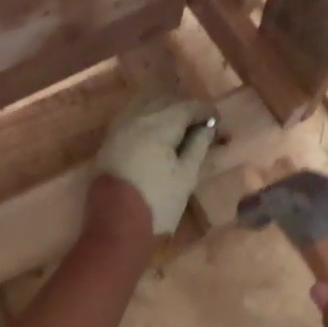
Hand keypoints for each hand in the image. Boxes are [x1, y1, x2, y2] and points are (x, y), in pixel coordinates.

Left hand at [94, 95, 215, 234]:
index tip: (218, 122)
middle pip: (166, 100)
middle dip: (186, 108)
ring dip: (165, 109)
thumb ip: (198, 145)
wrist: (116, 227)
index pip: (187, 106)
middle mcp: (136, 119)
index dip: (205, 111)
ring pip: (146, 103)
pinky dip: (147, 115)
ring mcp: (119, 128)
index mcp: (158, 126)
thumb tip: (208, 127)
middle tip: (202, 125)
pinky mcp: (109, 140)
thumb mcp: (186, 176)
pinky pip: (131, 115)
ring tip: (181, 127)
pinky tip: (157, 132)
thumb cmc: (158, 204)